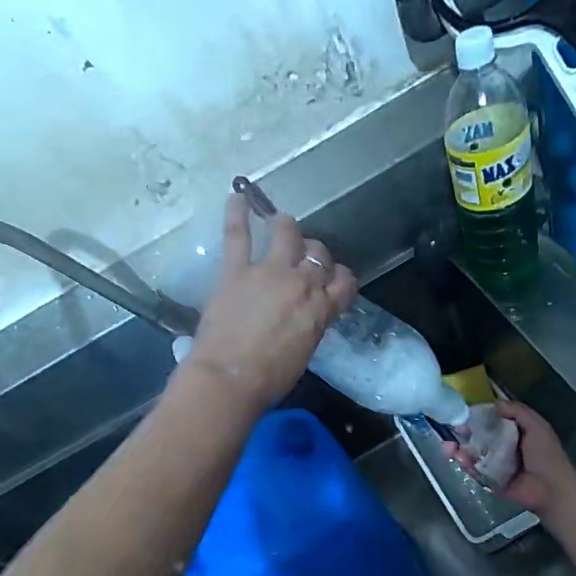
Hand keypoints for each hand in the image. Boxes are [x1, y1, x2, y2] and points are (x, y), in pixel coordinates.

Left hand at [178, 194, 356, 411]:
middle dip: (315, 254)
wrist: (230, 378)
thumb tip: (307, 316)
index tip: (333, 281)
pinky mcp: (235, 270)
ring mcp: (268, 271)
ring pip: (286, 232)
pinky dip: (237, 214)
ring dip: (286, 226)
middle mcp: (301, 283)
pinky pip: (237, 235)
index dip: (340, 277)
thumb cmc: (270, 378)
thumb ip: (310, 325)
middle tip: (304, 260)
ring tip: (280, 223)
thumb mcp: (304, 352)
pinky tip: (237, 196)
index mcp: (322, 309)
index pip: (345, 280)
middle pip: (318, 253)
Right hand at [445, 400, 575, 514]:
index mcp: (516, 433)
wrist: (551, 488)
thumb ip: (517, 411)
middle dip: (465, 433)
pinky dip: (465, 463)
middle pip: (480, 437)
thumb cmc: (546, 454)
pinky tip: (456, 456)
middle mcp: (504, 447)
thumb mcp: (536, 426)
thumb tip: (494, 403)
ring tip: (449, 445)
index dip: (480, 416)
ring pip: (474, 454)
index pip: (493, 421)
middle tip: (453, 428)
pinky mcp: (490, 480)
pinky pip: (475, 470)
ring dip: (460, 449)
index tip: (466, 411)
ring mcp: (496, 465)